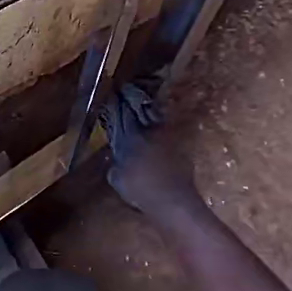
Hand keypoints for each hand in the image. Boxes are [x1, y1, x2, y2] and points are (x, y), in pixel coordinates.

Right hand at [102, 84, 207, 223]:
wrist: (173, 200)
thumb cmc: (141, 192)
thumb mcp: (117, 178)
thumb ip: (115, 162)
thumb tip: (116, 154)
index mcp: (129, 137)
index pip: (120, 113)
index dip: (115, 102)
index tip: (112, 94)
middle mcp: (148, 130)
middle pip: (137, 107)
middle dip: (130, 98)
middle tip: (124, 90)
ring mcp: (166, 134)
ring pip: (154, 113)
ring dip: (146, 107)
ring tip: (139, 101)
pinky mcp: (179, 142)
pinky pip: (165, 125)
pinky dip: (159, 122)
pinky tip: (155, 123)